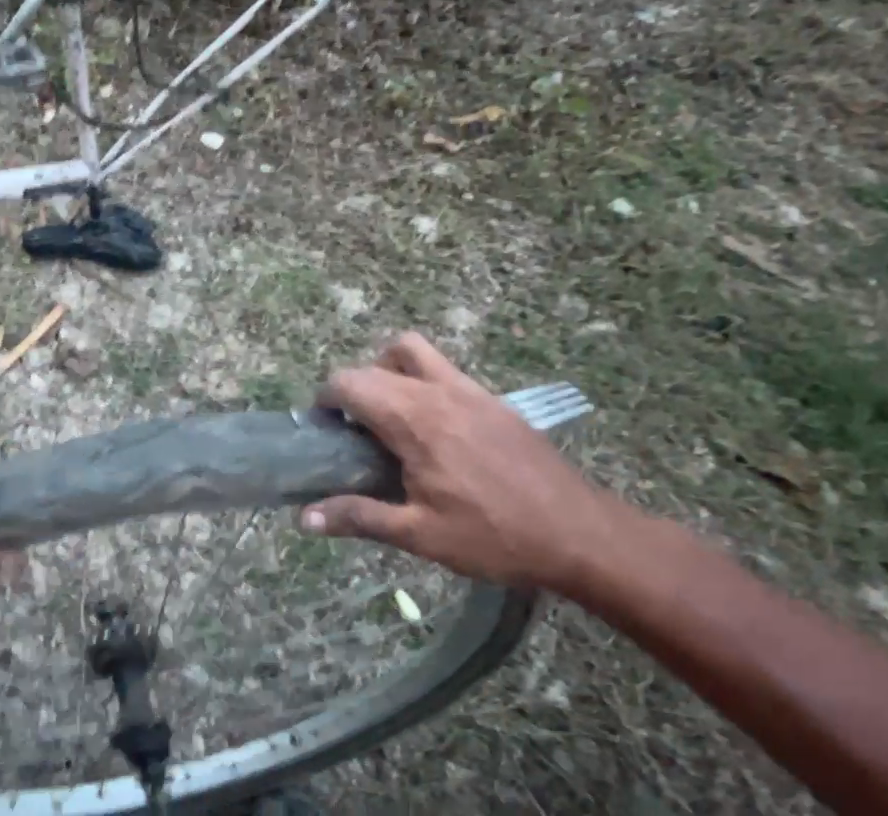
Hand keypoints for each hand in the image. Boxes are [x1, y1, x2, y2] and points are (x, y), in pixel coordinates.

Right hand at [297, 333, 613, 589]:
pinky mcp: (495, 401)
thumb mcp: (420, 535)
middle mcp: (439, 392)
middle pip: (374, 364)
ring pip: (413, 350)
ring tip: (389, 416)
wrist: (584, 536)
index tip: (324, 431)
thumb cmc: (496, 537)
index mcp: (414, 421)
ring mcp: (471, 391)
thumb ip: (359, 517)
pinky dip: (422, 382)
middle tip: (351, 433)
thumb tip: (304, 518)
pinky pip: (445, 369)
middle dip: (351, 389)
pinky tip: (433, 432)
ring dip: (387, 370)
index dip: (325, 400)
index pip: (349, 382)